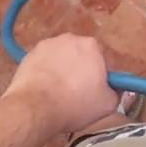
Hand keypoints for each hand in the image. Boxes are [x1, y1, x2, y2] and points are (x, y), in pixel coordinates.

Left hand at [4, 35, 119, 132]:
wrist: (35, 107)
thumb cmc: (75, 104)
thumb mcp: (108, 104)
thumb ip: (116, 91)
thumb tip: (113, 88)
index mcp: (92, 45)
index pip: (103, 58)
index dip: (102, 75)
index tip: (97, 90)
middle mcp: (70, 38)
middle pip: (81, 55)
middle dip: (81, 69)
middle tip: (78, 91)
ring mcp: (47, 44)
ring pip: (61, 57)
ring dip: (62, 69)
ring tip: (58, 92)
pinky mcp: (29, 54)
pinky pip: (44, 63)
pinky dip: (46, 72)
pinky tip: (43, 89)